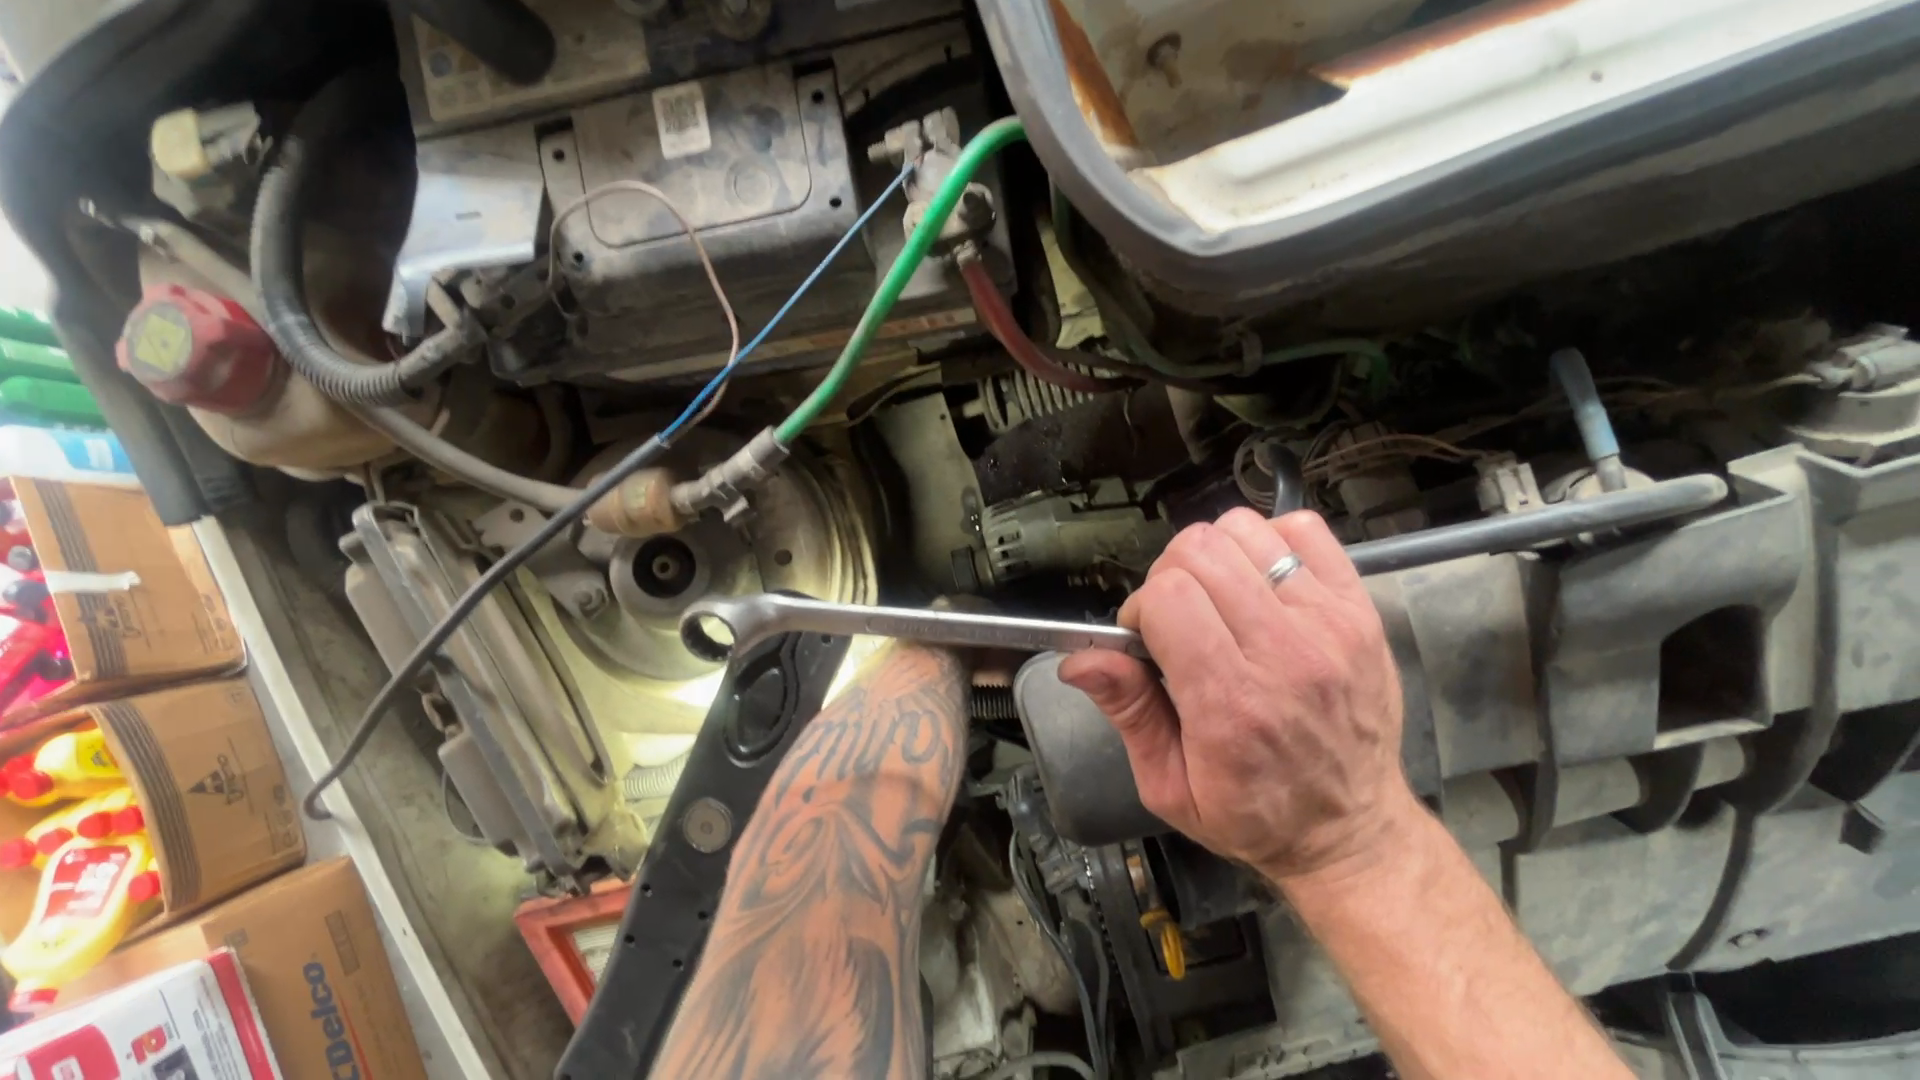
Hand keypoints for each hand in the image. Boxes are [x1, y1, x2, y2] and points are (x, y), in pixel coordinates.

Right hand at [1058, 508, 1417, 883]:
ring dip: (1216, 558)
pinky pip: (1304, 531)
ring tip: (1219, 602)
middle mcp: (1285, 654)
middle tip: (1179, 620)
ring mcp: (1330, 625)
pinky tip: (1260, 585)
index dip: (1141, 608)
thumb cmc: (1257, 815)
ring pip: (1245, 531)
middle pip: (1200, 552)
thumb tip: (1080, 660)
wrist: (1351, 830)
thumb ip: (1128, 712)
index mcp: (1231, 703)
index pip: (1168, 596)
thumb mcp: (1170, 787)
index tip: (1147, 638)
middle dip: (1170, 577)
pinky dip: (1270, 544)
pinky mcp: (1360, 611)